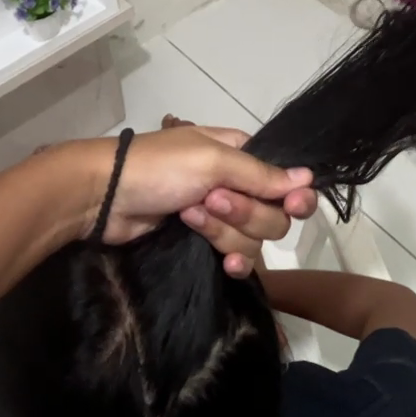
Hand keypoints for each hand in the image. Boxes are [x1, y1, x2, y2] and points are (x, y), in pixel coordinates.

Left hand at [79, 121, 316, 276]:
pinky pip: (236, 257)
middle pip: (273, 213)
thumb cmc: (160, 167)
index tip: (292, 206)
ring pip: (253, 238)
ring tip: (190, 217)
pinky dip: (232, 259)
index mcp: (241, 153)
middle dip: (245, 213)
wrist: (106, 196)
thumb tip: (309, 178)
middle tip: (210, 201)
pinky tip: (223, 262)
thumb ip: (261, 174)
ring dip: (225, 232)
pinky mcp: (204, 242)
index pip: (286, 178)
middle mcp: (237, 183)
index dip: (293, 195)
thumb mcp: (212, 161)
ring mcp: (220, 215)